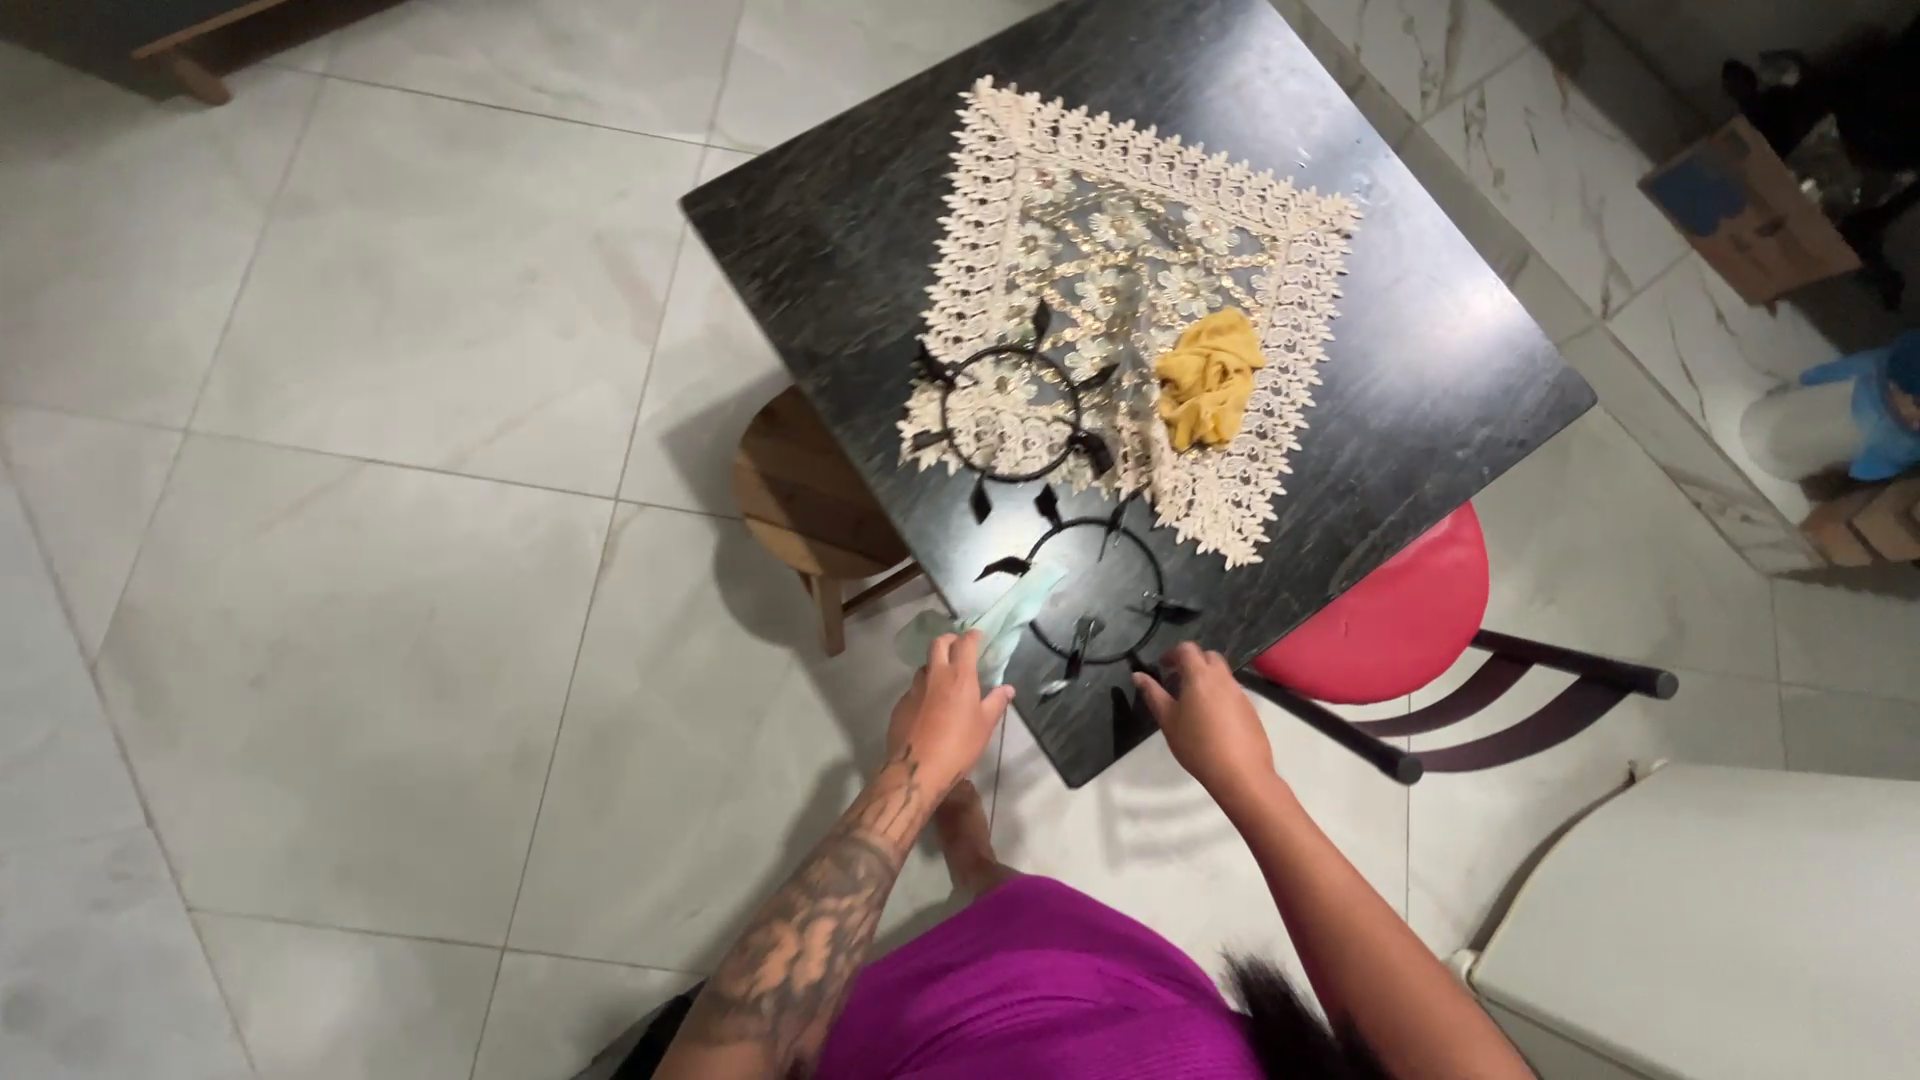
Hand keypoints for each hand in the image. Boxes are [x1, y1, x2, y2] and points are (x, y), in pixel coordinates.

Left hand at [886, 630, 1014, 793]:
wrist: (918, 768)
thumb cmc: (959, 745)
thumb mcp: (985, 726)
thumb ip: (996, 702)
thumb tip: (1008, 688)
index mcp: (959, 676)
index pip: (965, 643)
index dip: (972, 636)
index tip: (977, 635)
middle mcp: (934, 676)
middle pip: (938, 644)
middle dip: (949, 640)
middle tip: (958, 648)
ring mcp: (913, 689)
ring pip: (924, 667)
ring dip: (934, 666)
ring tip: (943, 680)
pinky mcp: (900, 705)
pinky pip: (913, 690)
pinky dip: (923, 691)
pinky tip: (928, 708)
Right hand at [1132, 642, 1275, 799]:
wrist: (1240, 773)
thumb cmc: (1197, 745)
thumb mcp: (1167, 720)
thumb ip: (1153, 694)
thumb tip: (1138, 675)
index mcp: (1200, 676)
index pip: (1187, 649)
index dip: (1172, 653)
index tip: (1163, 667)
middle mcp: (1223, 679)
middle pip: (1208, 656)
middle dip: (1192, 661)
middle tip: (1178, 680)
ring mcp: (1240, 694)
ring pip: (1222, 674)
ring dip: (1206, 678)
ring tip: (1193, 701)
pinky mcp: (1251, 710)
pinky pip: (1232, 692)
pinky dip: (1219, 694)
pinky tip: (1212, 719)